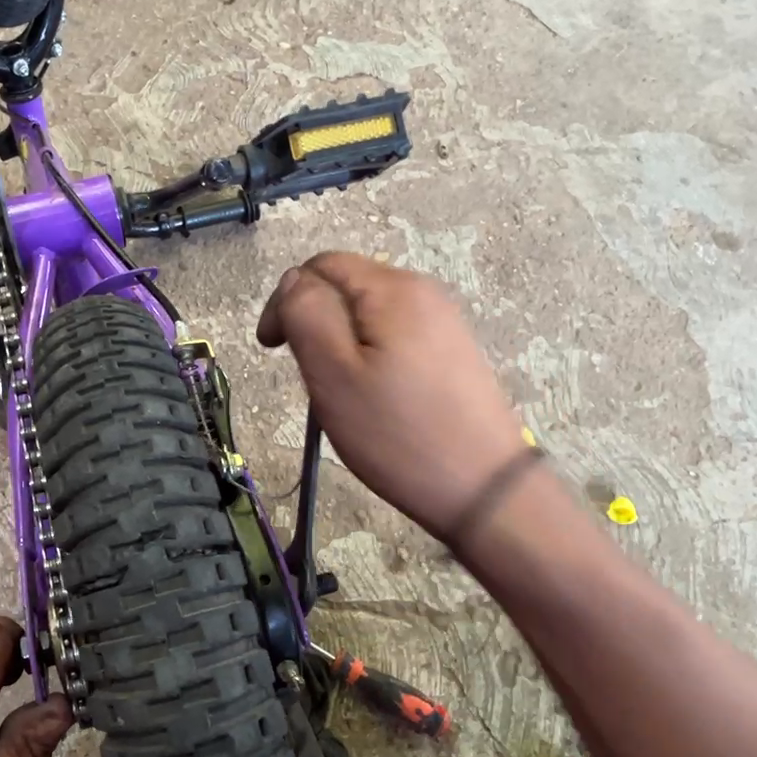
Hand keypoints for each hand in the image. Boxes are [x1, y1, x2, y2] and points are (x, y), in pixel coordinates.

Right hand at [257, 253, 526, 541]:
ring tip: (339, 392)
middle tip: (310, 379)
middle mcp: (422, 291)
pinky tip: (373, 395)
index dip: (285, 301)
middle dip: (314, 321)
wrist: (483, 490)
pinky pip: (392, 334)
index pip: (318, 266)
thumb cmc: (397, 434)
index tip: (273, 351)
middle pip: (345, 285)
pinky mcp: (451, 350)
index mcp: (392, 289)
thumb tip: (292, 281)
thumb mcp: (333, 373)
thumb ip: (305, 313)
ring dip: (339, 341)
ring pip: (366, 313)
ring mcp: (442, 320)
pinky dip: (368, 354)